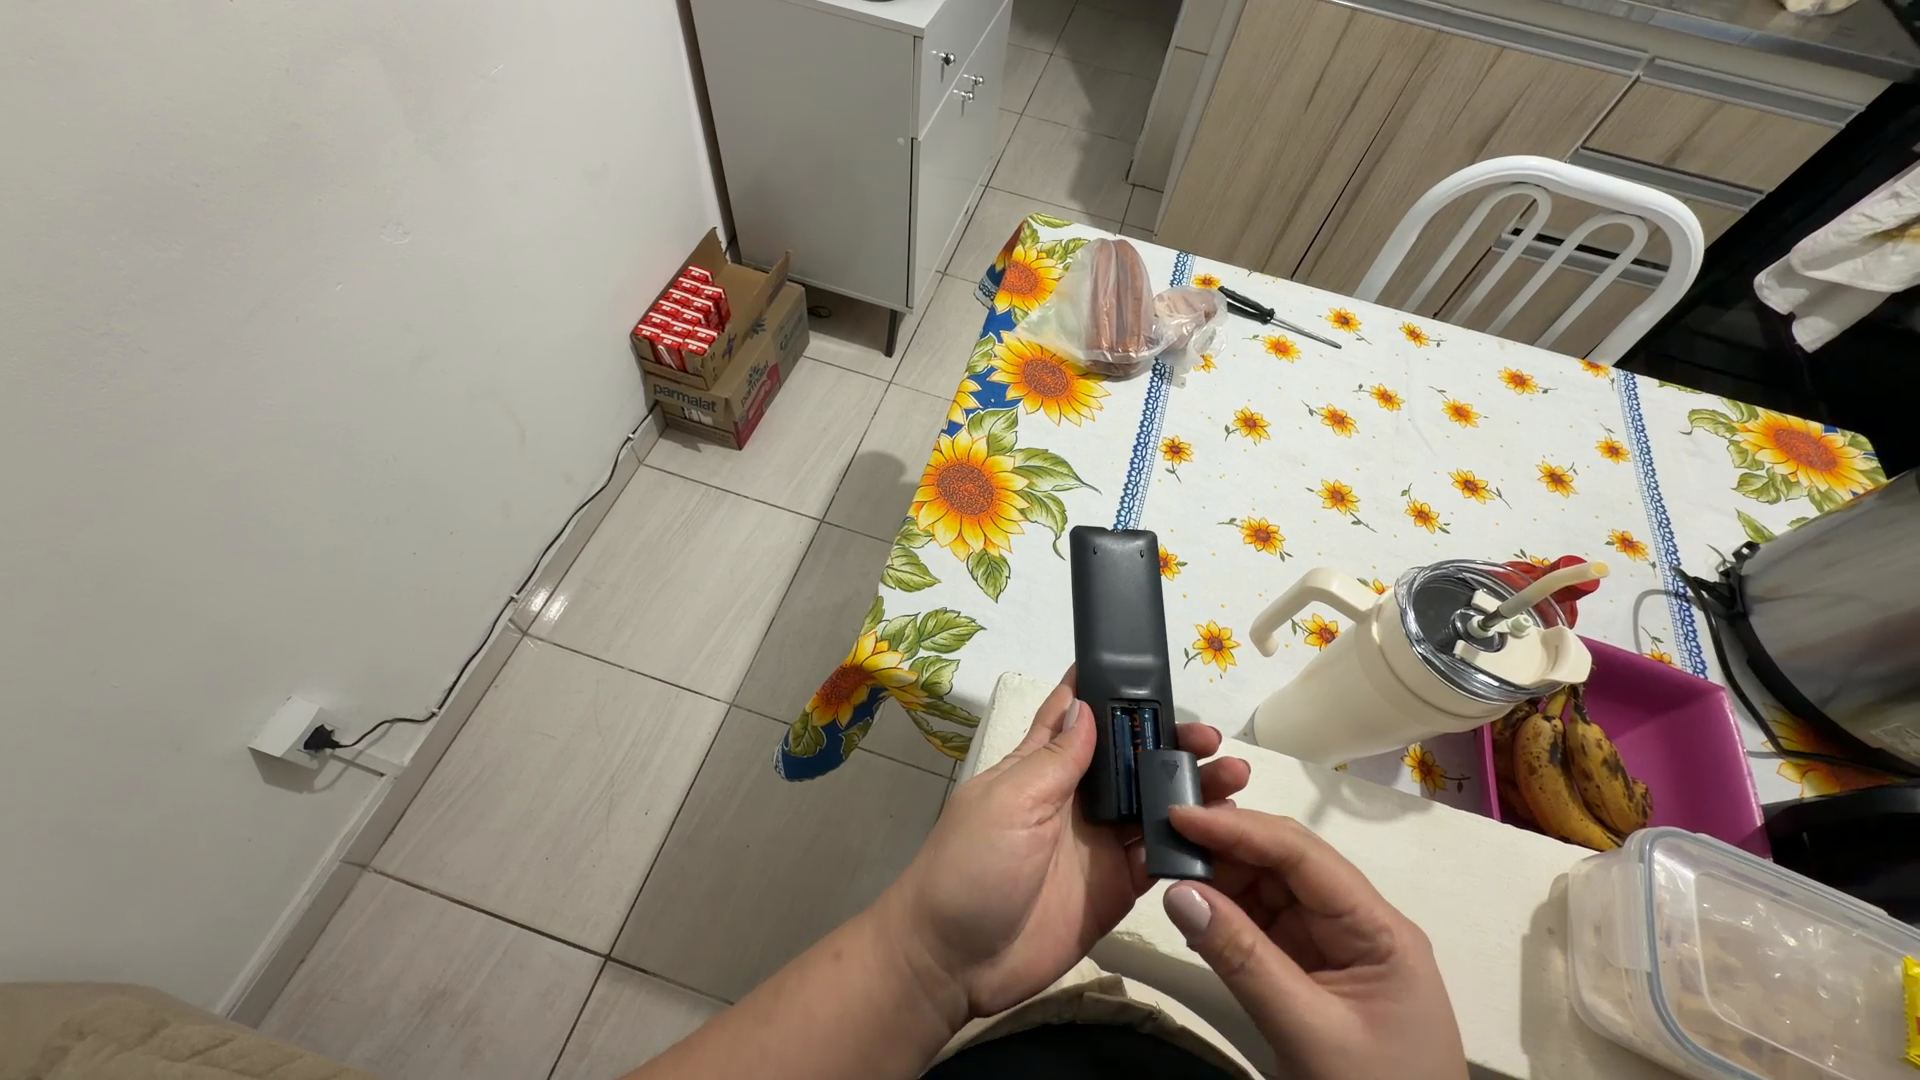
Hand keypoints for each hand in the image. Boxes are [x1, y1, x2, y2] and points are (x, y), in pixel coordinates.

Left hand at [879, 667, 1250, 1019]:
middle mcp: (1075, 798)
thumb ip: (1054, 759)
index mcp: (1041, 766)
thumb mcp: (1010, 802)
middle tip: (1211, 738)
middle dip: (1168, 742)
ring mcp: (1099, 842)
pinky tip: (1225, 831)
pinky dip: (1192, 843)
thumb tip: (1085, 705)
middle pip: (1130, 759)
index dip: (1107, 690)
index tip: (1151, 670)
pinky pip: (1160, 857)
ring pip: (1153, 804)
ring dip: (1190, 788)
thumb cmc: (972, 866)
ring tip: (1234, 777)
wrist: (956, 961)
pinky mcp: (1117, 886)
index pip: (1074, 715)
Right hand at [1159, 806, 1465, 1079]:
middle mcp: (1357, 922)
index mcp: (1377, 927)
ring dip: (1221, 877)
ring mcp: (1333, 946)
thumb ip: (1241, 958)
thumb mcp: (1307, 1031)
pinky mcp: (1311, 970)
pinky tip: (1194, 909)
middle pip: (1286, 863)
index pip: (1302, 855)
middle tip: (1165, 840)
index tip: (1179, 815)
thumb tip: (1176, 890)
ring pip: (1270, 889)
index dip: (1239, 829)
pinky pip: (1263, 925)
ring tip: (1171, 871)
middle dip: (1227, 846)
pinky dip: (1226, 913)